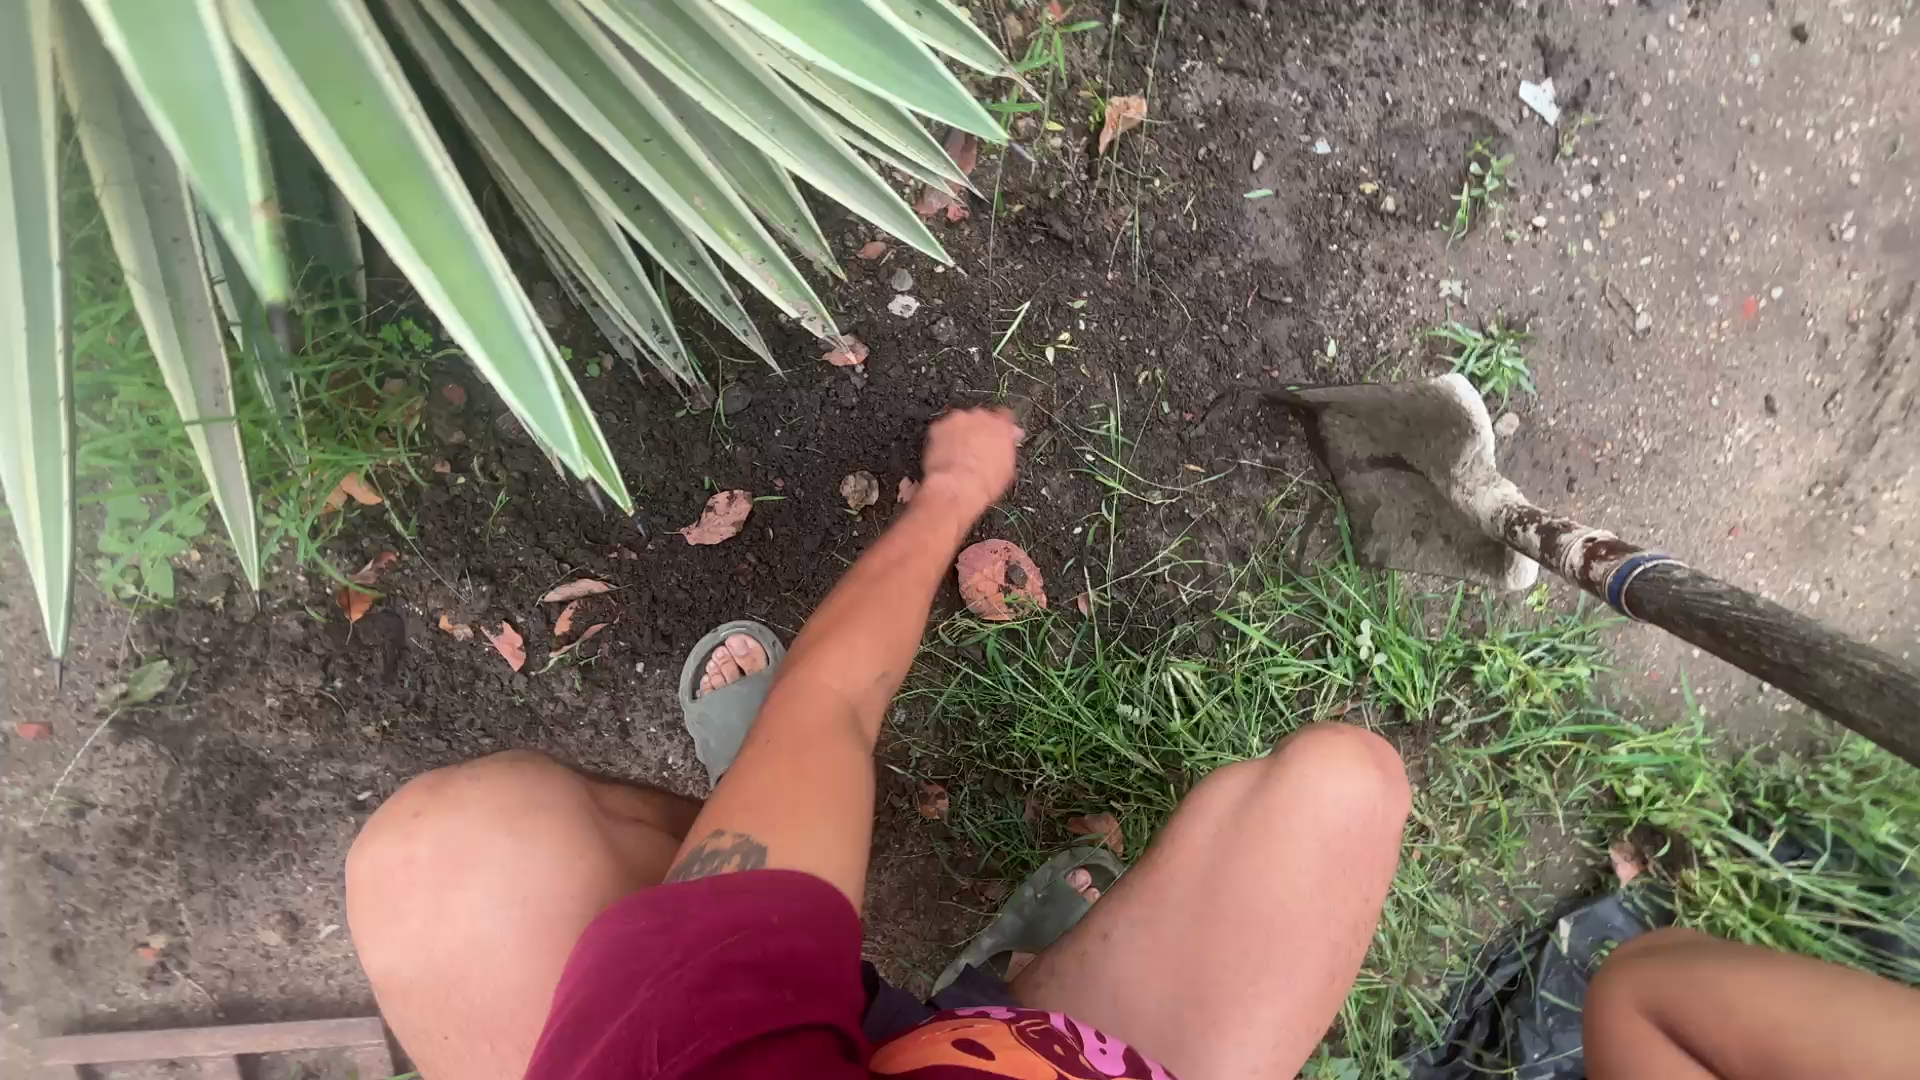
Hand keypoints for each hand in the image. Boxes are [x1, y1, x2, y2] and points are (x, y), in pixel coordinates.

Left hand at [918, 407, 1022, 517]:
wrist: (960, 485)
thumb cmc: (985, 482)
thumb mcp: (1007, 469)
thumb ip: (1007, 450)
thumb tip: (1005, 448)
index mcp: (1002, 425)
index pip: (1004, 418)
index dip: (1000, 429)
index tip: (997, 438)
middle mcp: (982, 417)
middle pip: (980, 418)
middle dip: (978, 432)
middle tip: (975, 450)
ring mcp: (959, 420)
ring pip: (960, 423)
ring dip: (960, 435)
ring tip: (958, 456)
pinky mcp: (939, 426)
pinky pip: (941, 430)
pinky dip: (943, 440)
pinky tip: (945, 456)